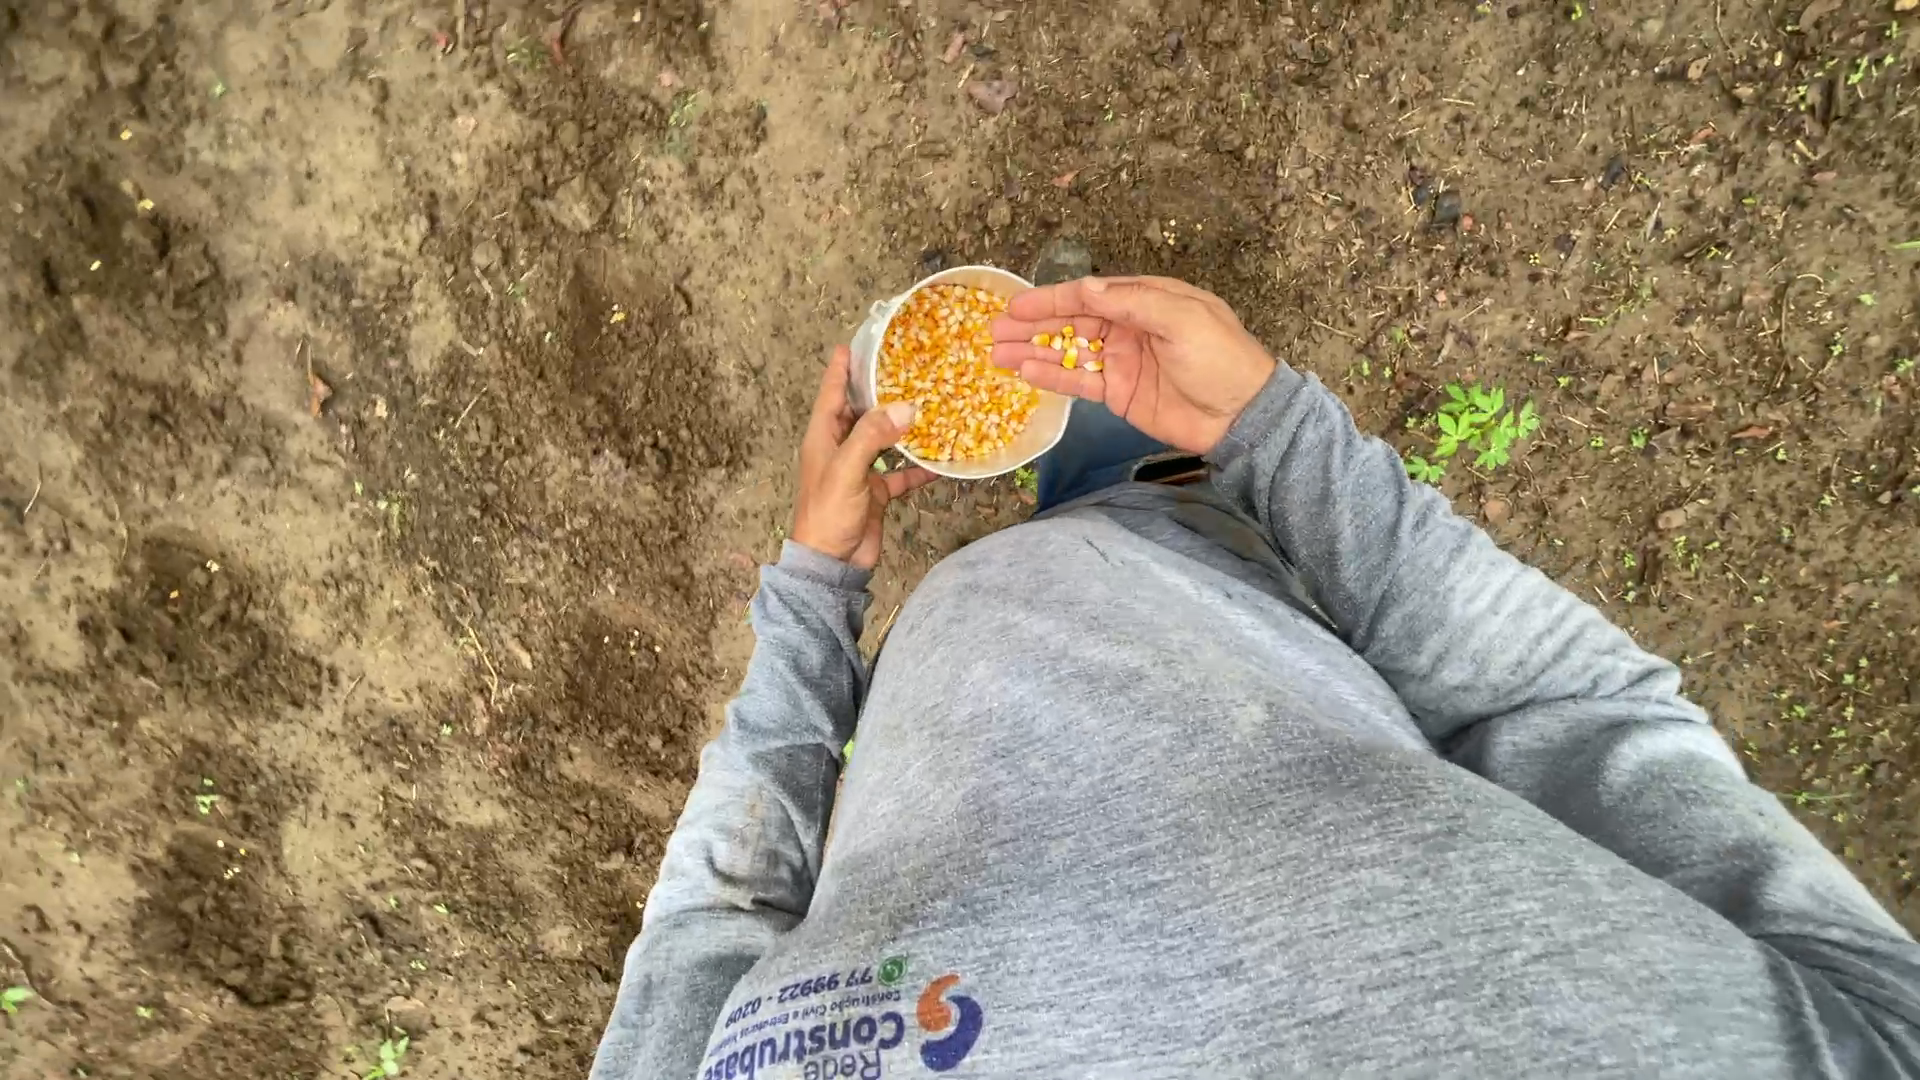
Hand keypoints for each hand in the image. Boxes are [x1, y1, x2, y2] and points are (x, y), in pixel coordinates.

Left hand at [791, 345, 936, 568]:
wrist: (832, 563)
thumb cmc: (827, 513)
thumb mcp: (847, 469)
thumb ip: (873, 436)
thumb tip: (907, 408)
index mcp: (824, 437)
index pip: (831, 394)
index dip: (840, 369)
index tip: (851, 345)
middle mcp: (840, 449)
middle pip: (860, 412)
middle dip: (878, 393)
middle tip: (903, 369)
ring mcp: (860, 471)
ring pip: (883, 441)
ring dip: (902, 428)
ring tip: (927, 406)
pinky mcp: (876, 492)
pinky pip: (900, 474)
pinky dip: (917, 468)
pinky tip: (939, 461)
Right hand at [988, 276, 1276, 454]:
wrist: (1240, 416)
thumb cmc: (1220, 359)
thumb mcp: (1183, 319)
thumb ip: (1133, 302)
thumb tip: (1088, 288)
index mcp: (1146, 300)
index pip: (1090, 295)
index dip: (1051, 299)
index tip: (1017, 304)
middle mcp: (1128, 328)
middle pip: (1071, 322)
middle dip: (1033, 325)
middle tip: (994, 329)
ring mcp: (1120, 362)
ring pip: (1068, 353)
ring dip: (1033, 352)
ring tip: (997, 354)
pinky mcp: (1117, 394)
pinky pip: (1078, 383)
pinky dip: (1051, 378)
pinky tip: (1025, 373)